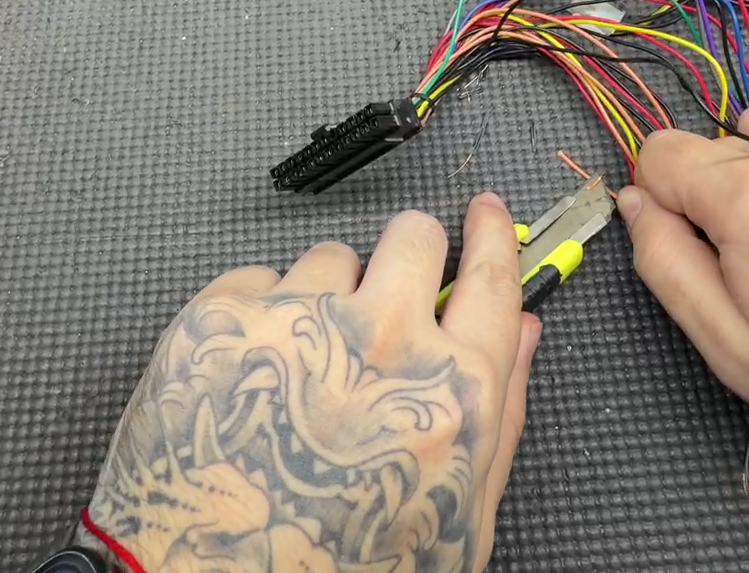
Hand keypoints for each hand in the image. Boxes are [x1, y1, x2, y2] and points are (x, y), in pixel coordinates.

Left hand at [84, 194, 541, 572]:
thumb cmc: (337, 568)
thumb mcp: (454, 517)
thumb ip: (502, 413)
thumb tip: (523, 330)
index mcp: (449, 391)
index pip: (492, 278)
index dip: (492, 235)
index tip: (486, 211)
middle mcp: (379, 339)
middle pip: (414, 234)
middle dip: (408, 255)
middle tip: (384, 297)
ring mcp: (298, 316)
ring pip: (331, 256)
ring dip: (326, 297)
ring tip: (303, 372)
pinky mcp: (225, 312)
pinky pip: (261, 276)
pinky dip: (262, 314)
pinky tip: (254, 374)